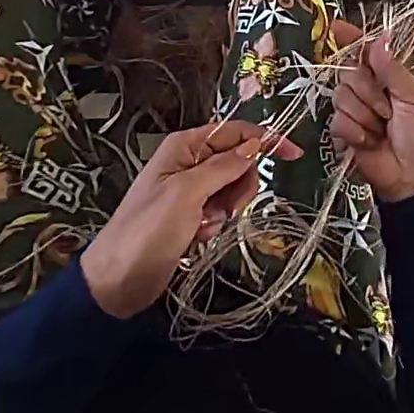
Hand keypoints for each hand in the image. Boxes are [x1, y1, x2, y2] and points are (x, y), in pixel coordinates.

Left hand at [80, 120, 301, 318]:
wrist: (119, 281)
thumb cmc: (148, 230)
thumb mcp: (186, 193)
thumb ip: (222, 167)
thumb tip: (254, 144)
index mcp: (185, 146)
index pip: (234, 132)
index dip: (265, 139)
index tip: (294, 154)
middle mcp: (189, 162)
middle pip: (237, 161)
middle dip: (239, 185)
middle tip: (223, 207)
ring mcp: (191, 190)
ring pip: (233, 188)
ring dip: (226, 209)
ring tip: (203, 224)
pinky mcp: (192, 216)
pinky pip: (221, 212)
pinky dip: (215, 225)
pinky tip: (196, 237)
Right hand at [329, 19, 413, 202]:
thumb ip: (392, 69)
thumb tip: (380, 37)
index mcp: (386, 76)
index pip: (362, 50)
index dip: (348, 37)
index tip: (334, 26)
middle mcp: (366, 89)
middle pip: (348, 73)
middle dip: (368, 93)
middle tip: (387, 111)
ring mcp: (352, 109)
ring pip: (340, 97)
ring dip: (363, 116)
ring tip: (380, 130)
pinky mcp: (341, 130)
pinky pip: (336, 120)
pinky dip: (353, 132)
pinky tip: (367, 142)